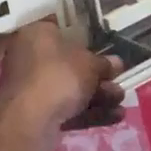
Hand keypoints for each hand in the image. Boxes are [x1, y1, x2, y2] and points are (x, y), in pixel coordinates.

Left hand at [0, 21, 122, 142]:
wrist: (30, 120)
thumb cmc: (59, 76)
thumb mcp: (90, 64)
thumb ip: (104, 63)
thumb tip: (116, 62)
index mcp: (36, 34)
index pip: (62, 30)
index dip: (86, 40)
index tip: (106, 51)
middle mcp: (29, 56)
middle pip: (68, 63)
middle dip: (97, 76)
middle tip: (118, 81)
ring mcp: (30, 86)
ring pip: (68, 88)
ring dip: (97, 95)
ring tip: (121, 101)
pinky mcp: (35, 113)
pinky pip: (65, 108)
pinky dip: (87, 112)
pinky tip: (115, 117)